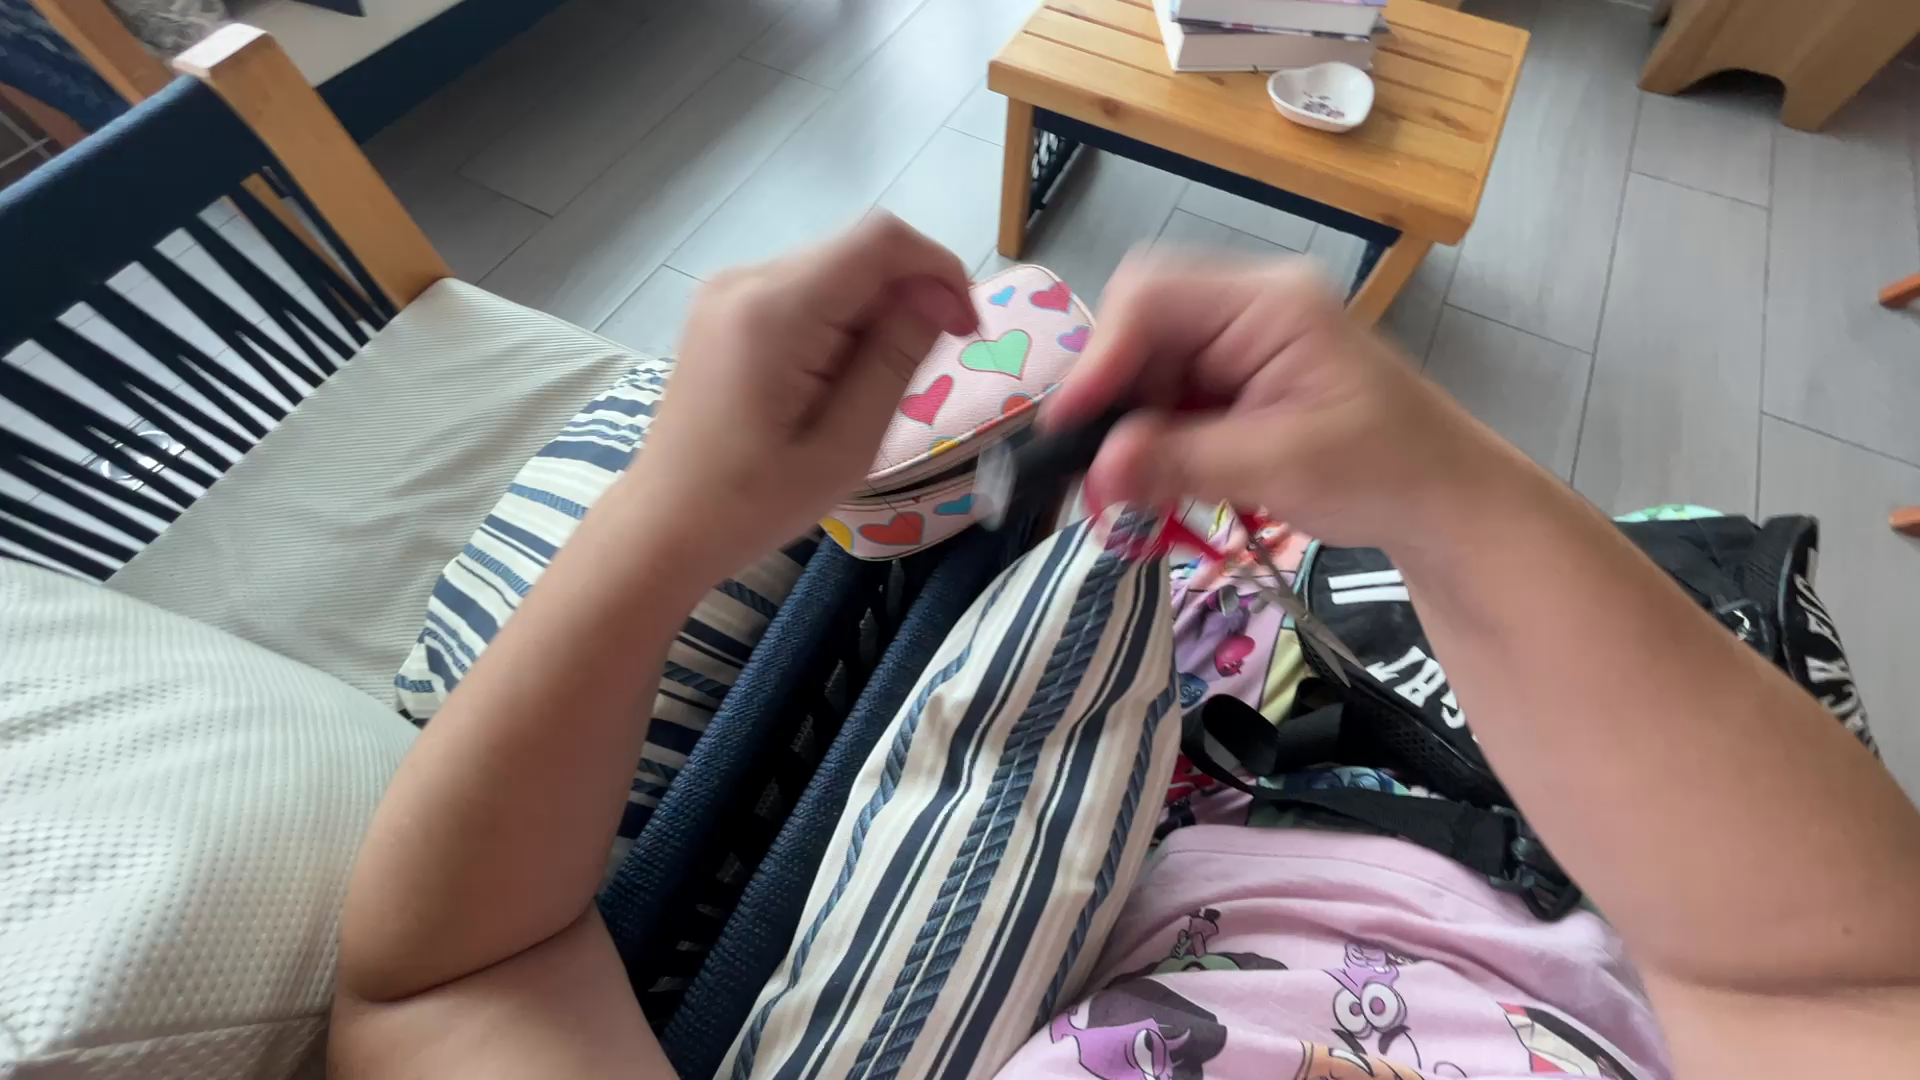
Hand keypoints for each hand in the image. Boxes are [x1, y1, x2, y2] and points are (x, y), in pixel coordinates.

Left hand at [619, 214, 976, 580]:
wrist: (668, 524)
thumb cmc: (755, 503)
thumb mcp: (845, 447)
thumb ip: (894, 362)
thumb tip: (941, 297)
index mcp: (774, 311)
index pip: (880, 241)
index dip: (940, 270)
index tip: (966, 330)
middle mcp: (746, 280)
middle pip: (859, 253)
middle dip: (912, 297)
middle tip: (926, 370)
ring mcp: (729, 290)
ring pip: (837, 271)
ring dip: (878, 314)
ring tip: (875, 386)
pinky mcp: (727, 309)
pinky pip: (807, 292)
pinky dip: (843, 322)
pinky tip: (839, 377)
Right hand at [1044, 253, 1529, 548]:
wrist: (1438, 498)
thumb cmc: (1381, 472)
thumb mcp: (1277, 467)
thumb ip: (1179, 462)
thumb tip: (1096, 472)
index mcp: (1268, 303)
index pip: (1151, 298)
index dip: (1100, 357)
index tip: (1069, 426)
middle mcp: (1244, 307)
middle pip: (1138, 327)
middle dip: (1109, 396)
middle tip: (1094, 464)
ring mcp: (1235, 341)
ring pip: (1142, 366)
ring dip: (1125, 424)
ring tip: (1128, 483)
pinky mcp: (1229, 377)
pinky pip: (1162, 395)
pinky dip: (1147, 438)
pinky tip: (1155, 475)